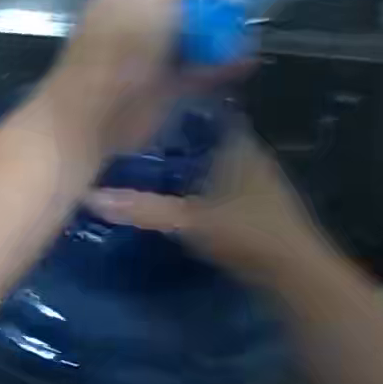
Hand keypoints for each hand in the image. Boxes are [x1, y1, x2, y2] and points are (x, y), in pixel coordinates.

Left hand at [43, 0, 243, 155]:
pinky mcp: (165, 81)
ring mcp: (153, 46)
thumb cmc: (119, 45)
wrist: (94, 113)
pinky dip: (226, 62)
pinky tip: (248, 58)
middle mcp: (140, 8)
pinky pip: (204, 66)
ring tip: (265, 13)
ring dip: (230, 24)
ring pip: (201, 26)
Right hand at [85, 132, 333, 286]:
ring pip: (207, 163)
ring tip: (136, 167)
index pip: (206, 114)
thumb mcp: (186, 220)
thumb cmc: (246, 233)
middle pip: (203, 139)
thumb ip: (140, 208)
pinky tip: (163, 194)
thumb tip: (87, 196)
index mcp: (236, 149)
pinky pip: (210, 183)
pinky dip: (188, 185)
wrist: (295, 274)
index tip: (139, 111)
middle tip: (126, 141)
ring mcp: (251, 183)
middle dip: (169, 140)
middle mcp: (247, 159)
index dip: (175, 110)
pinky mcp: (249, 206)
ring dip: (178, 165)